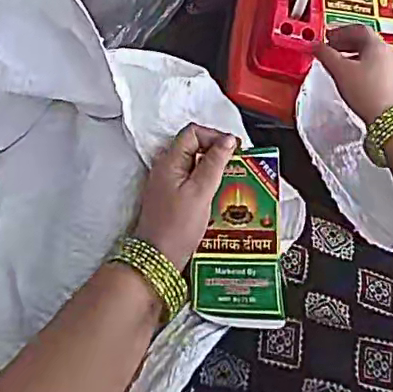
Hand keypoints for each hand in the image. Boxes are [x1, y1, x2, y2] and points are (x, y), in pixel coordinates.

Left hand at [133, 124, 238, 267]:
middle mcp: (165, 167)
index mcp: (169, 161)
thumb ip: (214, 163)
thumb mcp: (201, 192)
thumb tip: (227, 141)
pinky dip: (206, 180)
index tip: (233, 148)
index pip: (193, 132)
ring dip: (212, 167)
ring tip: (229, 178)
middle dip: (216, 150)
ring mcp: (166, 182)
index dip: (215, 136)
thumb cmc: (175, 228)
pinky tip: (217, 193)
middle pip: (193, 145)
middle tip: (234, 162)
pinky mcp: (171, 196)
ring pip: (193, 162)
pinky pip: (191, 179)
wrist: (158, 259)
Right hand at [313, 25, 392, 124]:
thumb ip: (326, 54)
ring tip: (340, 63)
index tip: (329, 36)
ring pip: (372, 55)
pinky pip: (378, 67)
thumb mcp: (340, 71)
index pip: (358, 29)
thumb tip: (316, 46)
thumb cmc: (368, 93)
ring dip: (354, 55)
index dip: (340, 31)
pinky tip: (355, 77)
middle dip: (346, 42)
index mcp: (377, 45)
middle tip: (332, 47)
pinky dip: (363, 66)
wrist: (390, 118)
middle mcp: (389, 53)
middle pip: (366, 41)